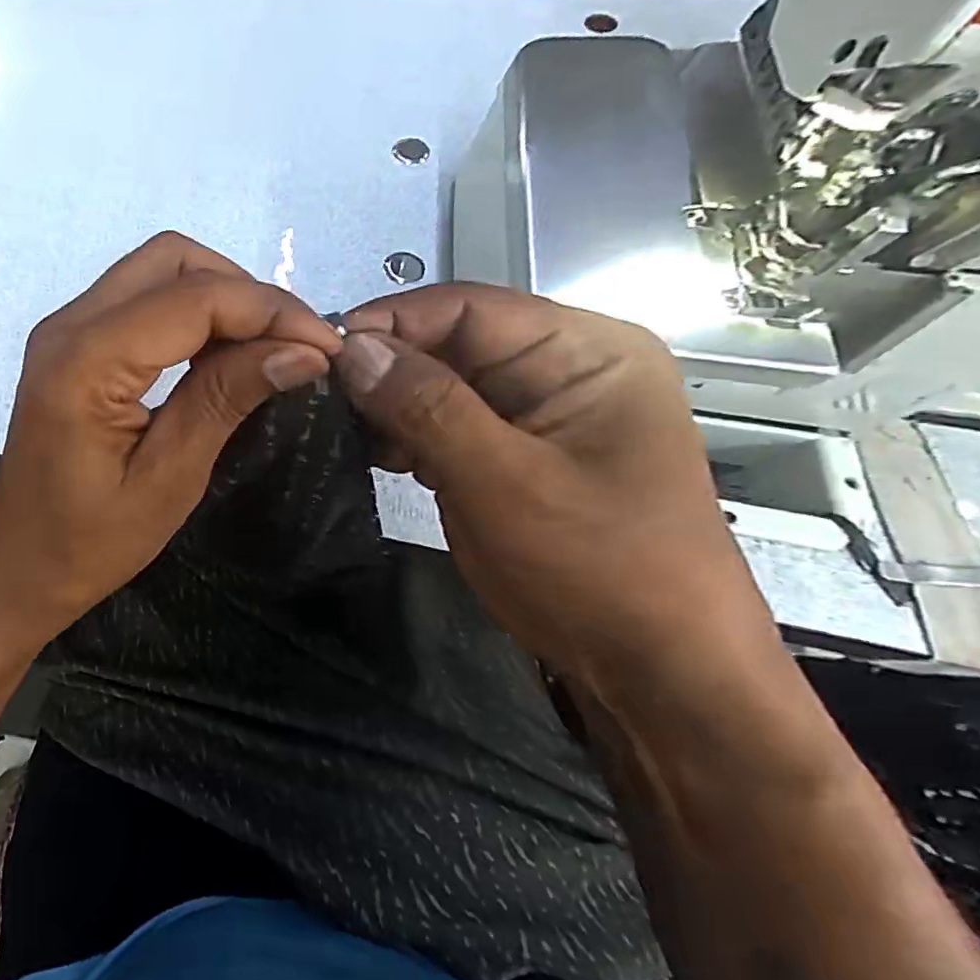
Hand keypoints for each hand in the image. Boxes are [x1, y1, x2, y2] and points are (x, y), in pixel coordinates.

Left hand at [0, 232, 342, 642]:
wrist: (22, 569)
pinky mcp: (73, 343)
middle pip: (173, 260)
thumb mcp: (170, 478)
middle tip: (294, 344)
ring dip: (222, 297)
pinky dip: (193, 312)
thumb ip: (227, 399)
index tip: (326, 346)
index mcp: (86, 362)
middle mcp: (68, 325)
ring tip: (268, 347)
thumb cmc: (91, 544)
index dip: (270, 312)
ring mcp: (65, 329)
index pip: (195, 298)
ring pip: (159, 270)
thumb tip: (302, 352)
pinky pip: (143, 299)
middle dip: (246, 292)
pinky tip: (224, 351)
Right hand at [334, 283, 770, 675]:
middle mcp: (567, 368)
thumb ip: (427, 408)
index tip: (325, 354)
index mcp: (587, 350)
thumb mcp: (505, 484)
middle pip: (458, 344)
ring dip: (397, 405)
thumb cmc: (599, 570)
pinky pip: (457, 427)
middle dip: (390, 369)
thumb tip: (353, 350)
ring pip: (450, 387)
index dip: (394, 323)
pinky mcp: (523, 456)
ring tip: (340, 427)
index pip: (471, 308)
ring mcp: (544, 415)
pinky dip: (415, 438)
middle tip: (321, 397)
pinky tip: (377, 453)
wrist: (659, 671)